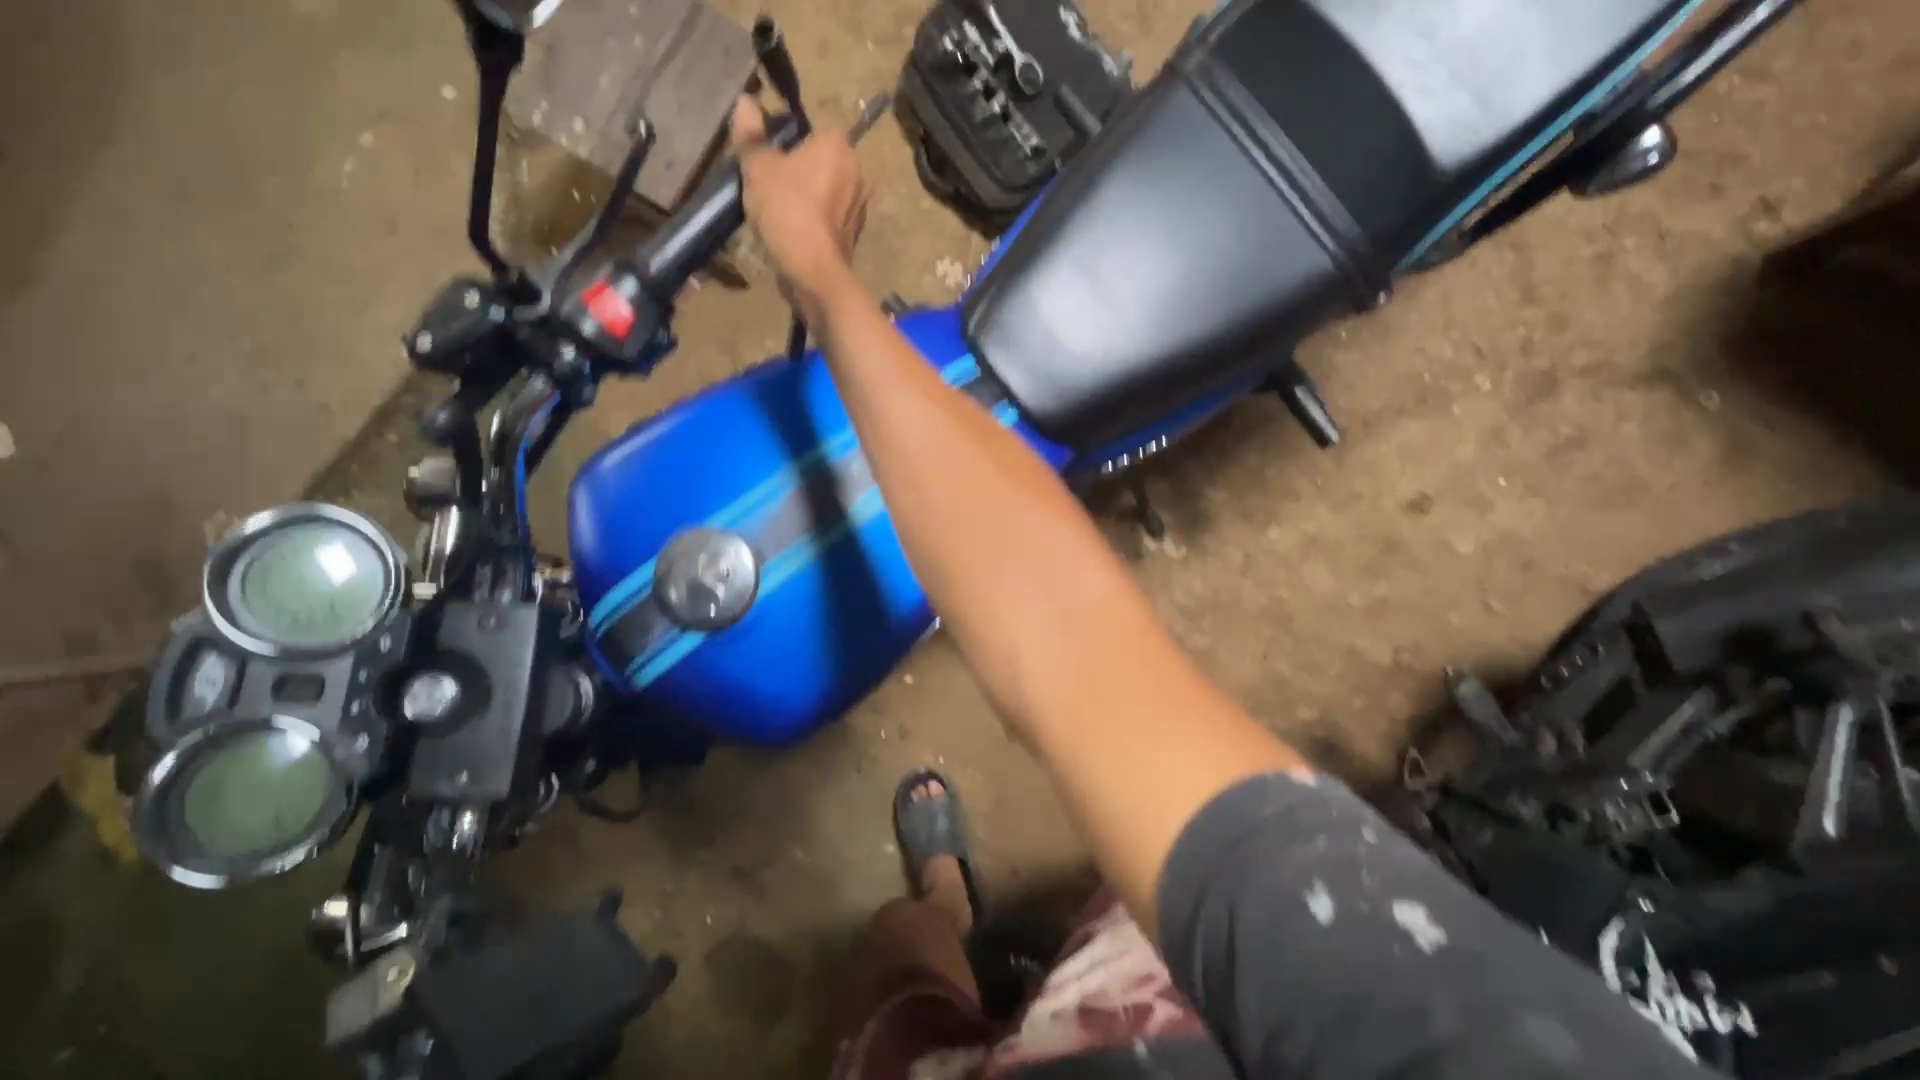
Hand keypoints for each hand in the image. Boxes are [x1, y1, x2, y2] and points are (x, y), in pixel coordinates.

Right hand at [730, 96, 869, 311]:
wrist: (813, 270)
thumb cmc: (786, 210)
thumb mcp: (758, 167)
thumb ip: (751, 134)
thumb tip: (746, 100)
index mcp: (837, 144)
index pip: (812, 130)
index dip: (788, 143)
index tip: (769, 162)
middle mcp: (857, 169)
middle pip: (821, 161)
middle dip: (799, 171)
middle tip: (770, 188)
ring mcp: (860, 203)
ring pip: (827, 190)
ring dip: (808, 197)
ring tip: (780, 213)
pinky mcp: (857, 232)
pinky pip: (831, 216)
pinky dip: (817, 220)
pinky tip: (796, 233)